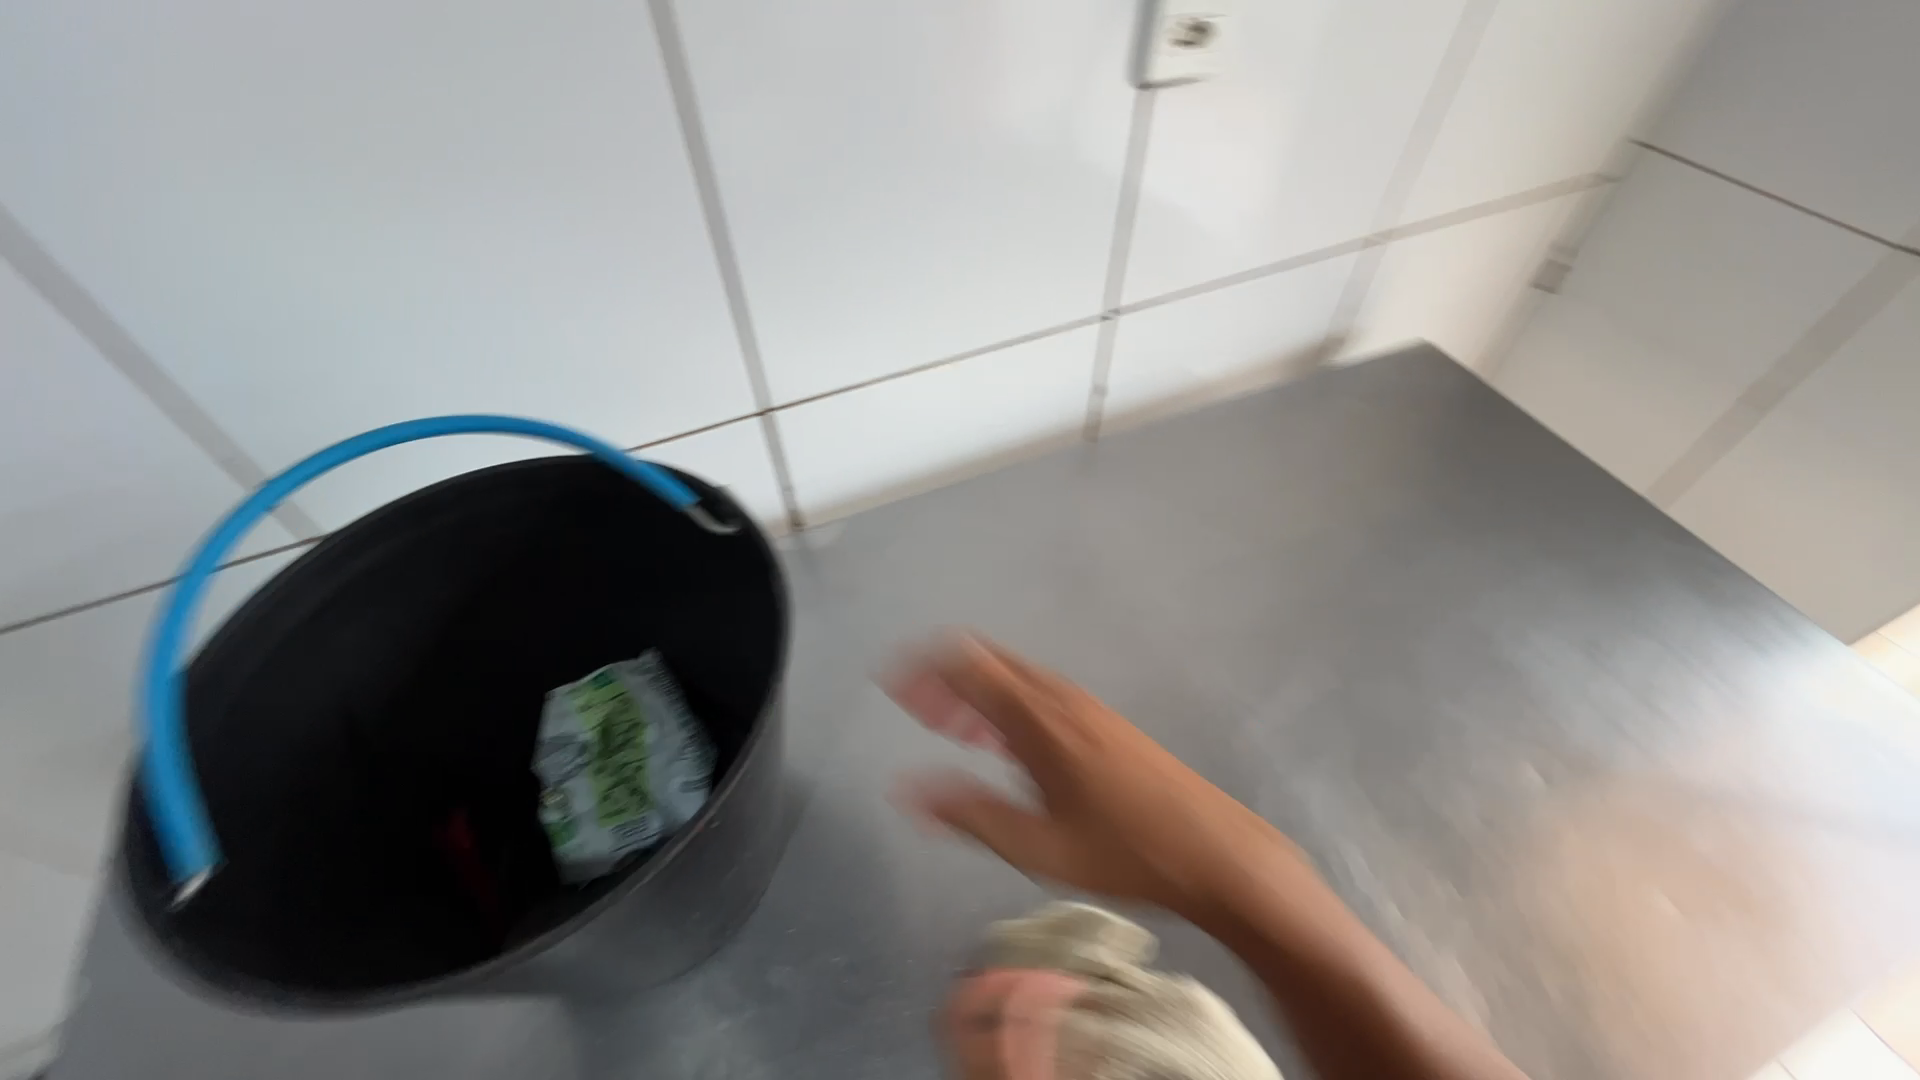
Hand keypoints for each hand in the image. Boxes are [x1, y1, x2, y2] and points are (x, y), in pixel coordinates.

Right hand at [885, 634, 1288, 921]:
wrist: (1215, 851)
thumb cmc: (1123, 852)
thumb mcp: (1037, 845)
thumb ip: (968, 813)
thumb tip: (906, 790)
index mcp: (1038, 718)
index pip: (968, 665)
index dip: (923, 667)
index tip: (890, 684)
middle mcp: (1059, 697)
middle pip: (988, 661)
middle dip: (944, 678)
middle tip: (914, 710)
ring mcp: (1085, 706)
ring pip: (1014, 678)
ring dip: (975, 693)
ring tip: (947, 729)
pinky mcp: (1102, 721)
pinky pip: (1037, 695)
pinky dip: (1005, 705)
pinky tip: (1001, 744)